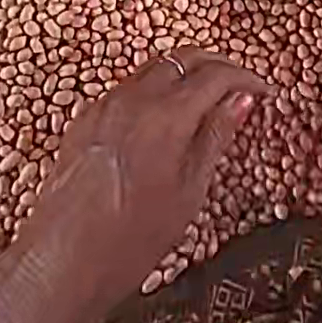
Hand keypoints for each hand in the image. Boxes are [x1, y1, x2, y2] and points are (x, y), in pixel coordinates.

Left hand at [0, 48, 268, 322]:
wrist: (59, 265)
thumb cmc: (133, 239)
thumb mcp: (189, 191)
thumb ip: (215, 137)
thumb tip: (242, 101)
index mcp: (167, 116)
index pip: (217, 75)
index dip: (246, 78)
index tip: (262, 91)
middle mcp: (134, 98)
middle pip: (185, 57)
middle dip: (218, 64)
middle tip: (238, 85)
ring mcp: (105, 105)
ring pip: (155, 66)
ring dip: (186, 72)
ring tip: (206, 97)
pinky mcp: (86, 118)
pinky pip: (129, 86)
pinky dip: (156, 86)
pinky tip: (165, 115)